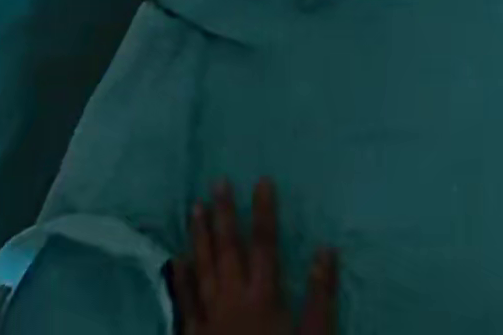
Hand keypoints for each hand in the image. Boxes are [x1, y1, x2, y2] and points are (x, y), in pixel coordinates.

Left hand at [171, 179, 337, 334]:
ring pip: (204, 269)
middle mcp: (234, 302)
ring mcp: (210, 321)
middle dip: (225, 214)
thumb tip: (326, 249)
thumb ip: (321, 297)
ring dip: (200, 237)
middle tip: (219, 182)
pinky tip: (176, 260)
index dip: (264, 212)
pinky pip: (185, 304)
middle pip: (229, 250)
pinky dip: (181, 280)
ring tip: (196, 207)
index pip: (265, 245)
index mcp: (264, 299)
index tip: (262, 181)